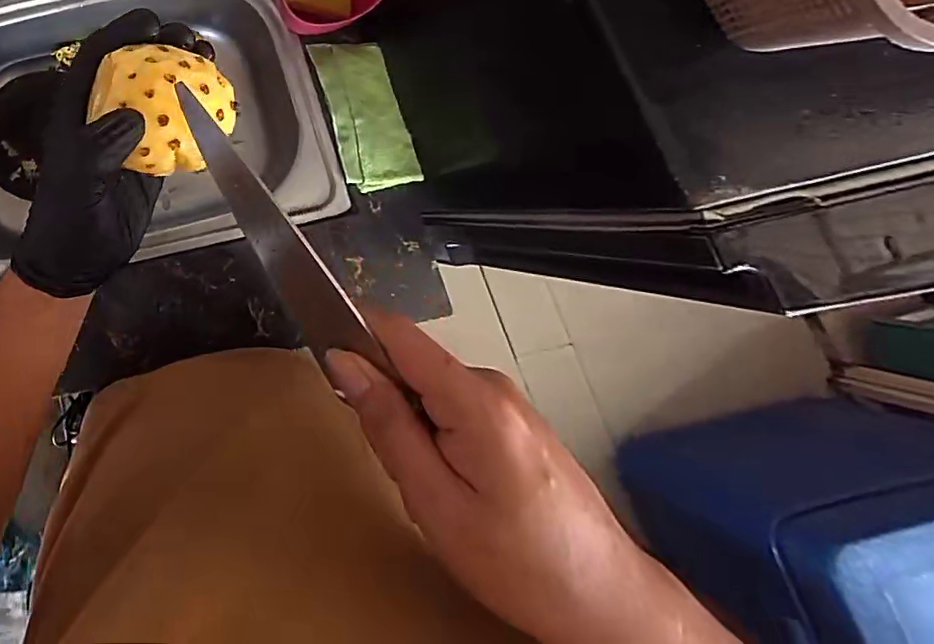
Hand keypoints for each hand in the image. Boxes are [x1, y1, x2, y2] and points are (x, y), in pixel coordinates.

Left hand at [10, 9, 208, 298]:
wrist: (81, 259)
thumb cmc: (69, 218)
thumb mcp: (77, 181)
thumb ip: (98, 148)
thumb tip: (134, 118)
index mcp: (77, 111)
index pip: (95, 58)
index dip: (120, 33)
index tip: (150, 20)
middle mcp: (103, 114)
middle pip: (132, 67)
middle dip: (160, 46)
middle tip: (189, 40)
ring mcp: (128, 133)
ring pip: (157, 90)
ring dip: (182, 71)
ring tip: (208, 58)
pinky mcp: (151, 154)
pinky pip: (175, 123)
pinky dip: (195, 108)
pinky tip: (215, 100)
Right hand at [326, 310, 735, 643]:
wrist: (613, 607)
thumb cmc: (520, 563)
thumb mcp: (436, 502)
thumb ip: (386, 424)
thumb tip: (342, 361)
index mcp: (473, 398)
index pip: (397, 332)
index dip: (352, 327)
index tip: (320, 348)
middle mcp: (491, 384)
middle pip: (409, 363)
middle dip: (383, 400)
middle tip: (393, 464)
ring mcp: (507, 401)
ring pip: (427, 388)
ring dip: (408, 423)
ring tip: (428, 487)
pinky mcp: (514, 419)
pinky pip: (452, 405)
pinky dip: (433, 432)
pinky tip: (452, 485)